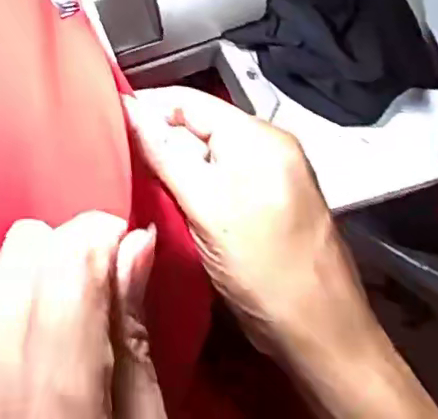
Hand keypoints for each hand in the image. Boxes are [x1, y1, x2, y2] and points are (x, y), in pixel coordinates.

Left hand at [0, 212, 165, 418]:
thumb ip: (130, 337)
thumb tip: (135, 242)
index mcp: (40, 395)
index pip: (67, 252)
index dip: (104, 239)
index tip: (125, 257)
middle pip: (26, 245)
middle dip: (68, 260)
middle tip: (95, 307)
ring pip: (1, 275)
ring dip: (35, 298)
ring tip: (53, 361)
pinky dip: (1, 334)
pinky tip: (12, 387)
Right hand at [123, 88, 437, 416]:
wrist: (324, 338)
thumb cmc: (267, 274)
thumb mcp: (204, 207)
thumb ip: (162, 154)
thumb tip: (130, 111)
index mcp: (258, 135)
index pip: (188, 99)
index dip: (147, 107)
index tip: (113, 122)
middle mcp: (272, 144)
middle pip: (200, 124)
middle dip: (161, 139)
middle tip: (124, 159)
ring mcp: (278, 170)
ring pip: (211, 151)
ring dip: (179, 163)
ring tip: (145, 181)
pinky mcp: (277, 197)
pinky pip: (227, 173)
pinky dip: (201, 183)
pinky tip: (179, 202)